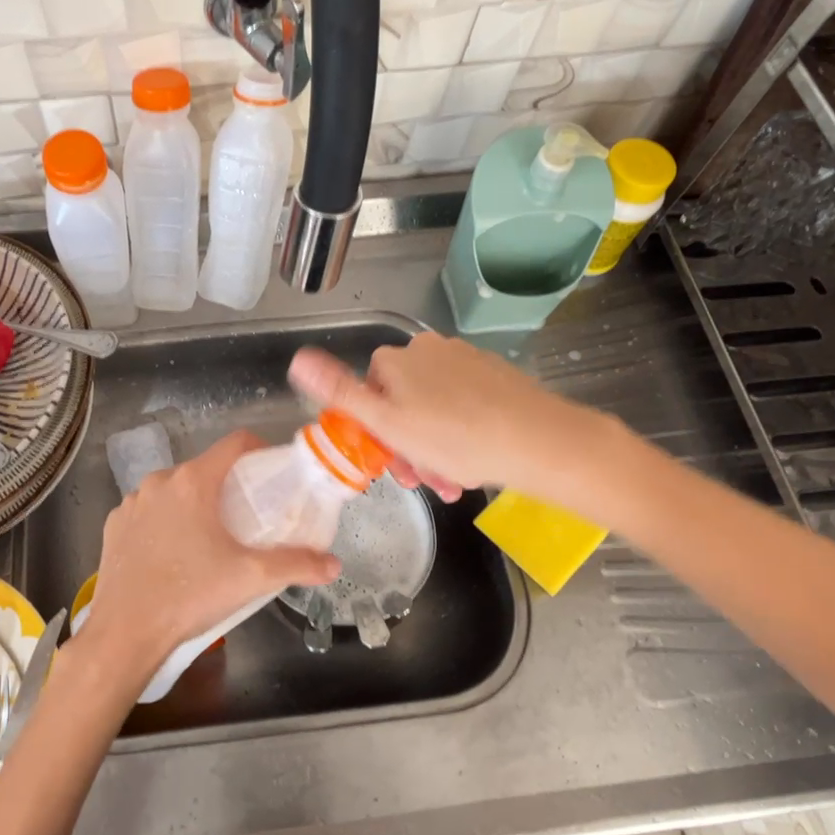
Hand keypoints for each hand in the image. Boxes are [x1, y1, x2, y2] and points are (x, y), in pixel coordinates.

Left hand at [81, 431, 340, 676]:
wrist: (125, 633)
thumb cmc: (190, 596)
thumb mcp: (250, 579)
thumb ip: (296, 565)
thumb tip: (333, 564)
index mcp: (192, 482)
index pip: (234, 444)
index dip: (259, 450)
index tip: (274, 473)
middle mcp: (159, 482)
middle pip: (204, 469)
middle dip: (229, 485)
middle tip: (250, 515)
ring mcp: (131, 503)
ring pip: (173, 490)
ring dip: (195, 504)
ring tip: (212, 537)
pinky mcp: (114, 525)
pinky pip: (148, 512)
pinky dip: (165, 522)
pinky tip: (174, 553)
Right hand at [288, 333, 628, 507]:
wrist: (536, 440)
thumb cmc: (454, 437)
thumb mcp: (387, 423)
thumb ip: (340, 392)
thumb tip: (297, 359)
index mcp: (397, 359)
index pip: (368, 393)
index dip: (374, 432)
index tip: (389, 464)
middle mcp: (429, 350)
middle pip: (403, 404)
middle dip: (408, 447)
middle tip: (424, 482)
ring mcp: (466, 361)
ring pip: (435, 410)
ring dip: (436, 450)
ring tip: (452, 485)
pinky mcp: (496, 377)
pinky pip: (465, 407)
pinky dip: (463, 435)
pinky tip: (475, 464)